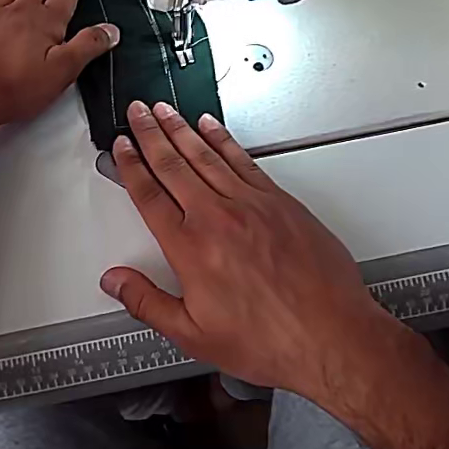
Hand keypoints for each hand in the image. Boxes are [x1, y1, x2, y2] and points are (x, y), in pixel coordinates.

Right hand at [99, 101, 418, 413]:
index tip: (121, 148)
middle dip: (150, 134)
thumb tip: (115, 281)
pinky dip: (223, 139)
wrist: (333, 338)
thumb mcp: (192, 334)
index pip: (149, 195)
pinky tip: (211, 127)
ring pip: (205, 155)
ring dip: (181, 128)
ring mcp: (251, 205)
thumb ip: (146, 302)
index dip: (131, 167)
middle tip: (137, 112)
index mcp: (190, 247)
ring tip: (165, 109)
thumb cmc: (270, 339)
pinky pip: (242, 160)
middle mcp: (218, 218)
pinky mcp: (280, 203)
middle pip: (173, 164)